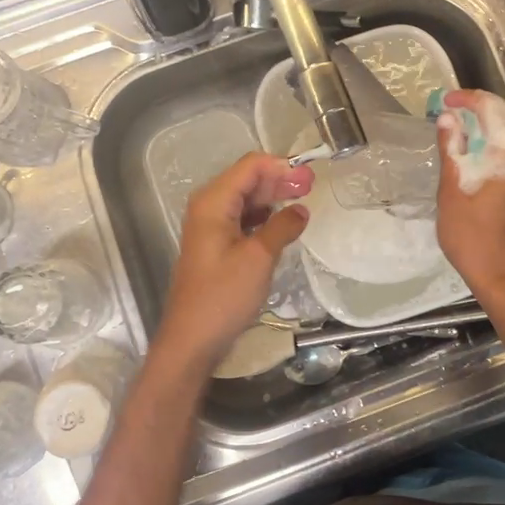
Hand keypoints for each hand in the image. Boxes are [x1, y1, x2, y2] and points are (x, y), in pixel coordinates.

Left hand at [158, 151, 313, 368]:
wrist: (192, 339)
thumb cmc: (223, 296)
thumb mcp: (258, 258)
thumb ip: (282, 227)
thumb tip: (301, 209)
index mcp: (213, 202)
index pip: (250, 166)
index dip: (281, 167)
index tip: (311, 178)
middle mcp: (208, 207)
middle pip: (247, 179)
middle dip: (279, 180)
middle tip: (312, 188)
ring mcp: (209, 226)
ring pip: (245, 199)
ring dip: (272, 198)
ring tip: (302, 204)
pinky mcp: (215, 245)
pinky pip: (241, 219)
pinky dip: (262, 217)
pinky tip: (282, 225)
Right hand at [435, 89, 504, 296]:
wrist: (504, 275)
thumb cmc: (471, 236)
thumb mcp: (451, 191)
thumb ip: (451, 151)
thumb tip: (447, 120)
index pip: (493, 108)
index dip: (469, 98)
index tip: (446, 102)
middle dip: (488, 104)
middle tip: (460, 108)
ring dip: (497, 121)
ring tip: (467, 127)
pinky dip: (502, 140)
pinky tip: (480, 153)